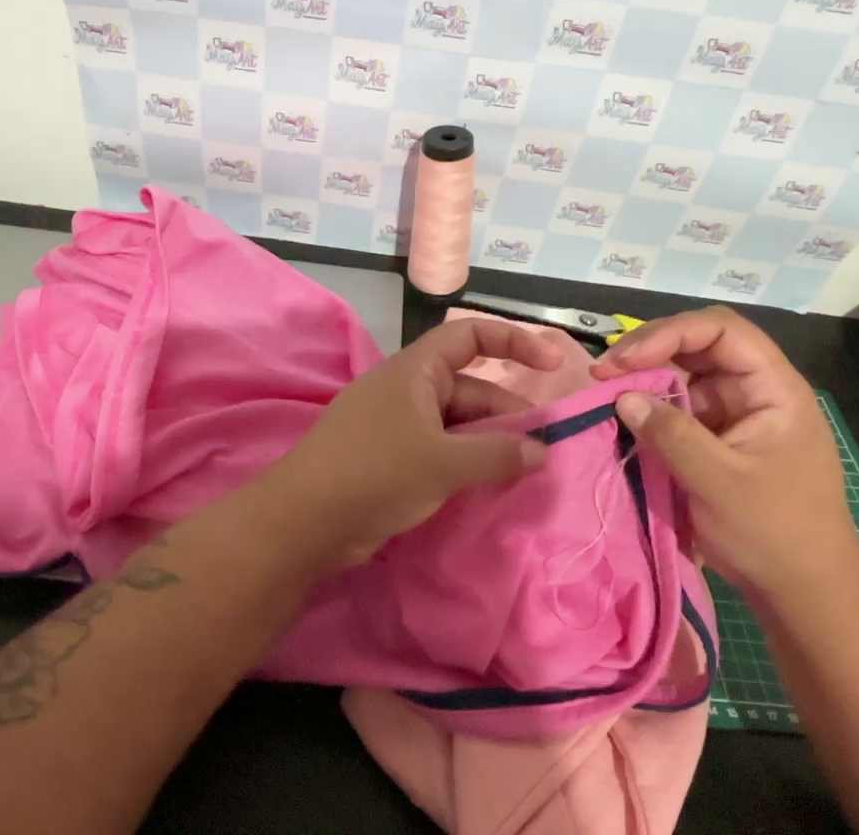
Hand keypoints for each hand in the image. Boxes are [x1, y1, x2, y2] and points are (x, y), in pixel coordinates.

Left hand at [256, 318, 561, 570]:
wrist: (305, 520)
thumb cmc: (376, 473)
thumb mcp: (444, 463)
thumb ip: (498, 455)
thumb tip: (541, 451)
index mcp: (415, 371)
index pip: (470, 337)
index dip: (514, 341)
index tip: (553, 365)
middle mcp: (405, 390)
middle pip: (468, 388)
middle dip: (506, 414)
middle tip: (543, 450)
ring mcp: (393, 425)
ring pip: (454, 424)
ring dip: (487, 444)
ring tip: (522, 472)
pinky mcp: (387, 458)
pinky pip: (437, 450)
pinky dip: (463, 463)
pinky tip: (486, 487)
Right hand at [595, 307, 858, 601]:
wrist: (804, 593)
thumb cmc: (773, 534)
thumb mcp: (718, 483)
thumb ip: (670, 435)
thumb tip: (622, 396)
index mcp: (774, 390)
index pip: (723, 331)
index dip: (671, 333)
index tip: (625, 360)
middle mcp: (756, 393)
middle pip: (700, 347)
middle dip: (650, 352)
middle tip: (603, 374)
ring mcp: (736, 417)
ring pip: (684, 378)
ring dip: (645, 381)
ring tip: (606, 394)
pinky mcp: (718, 442)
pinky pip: (679, 411)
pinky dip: (650, 411)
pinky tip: (624, 420)